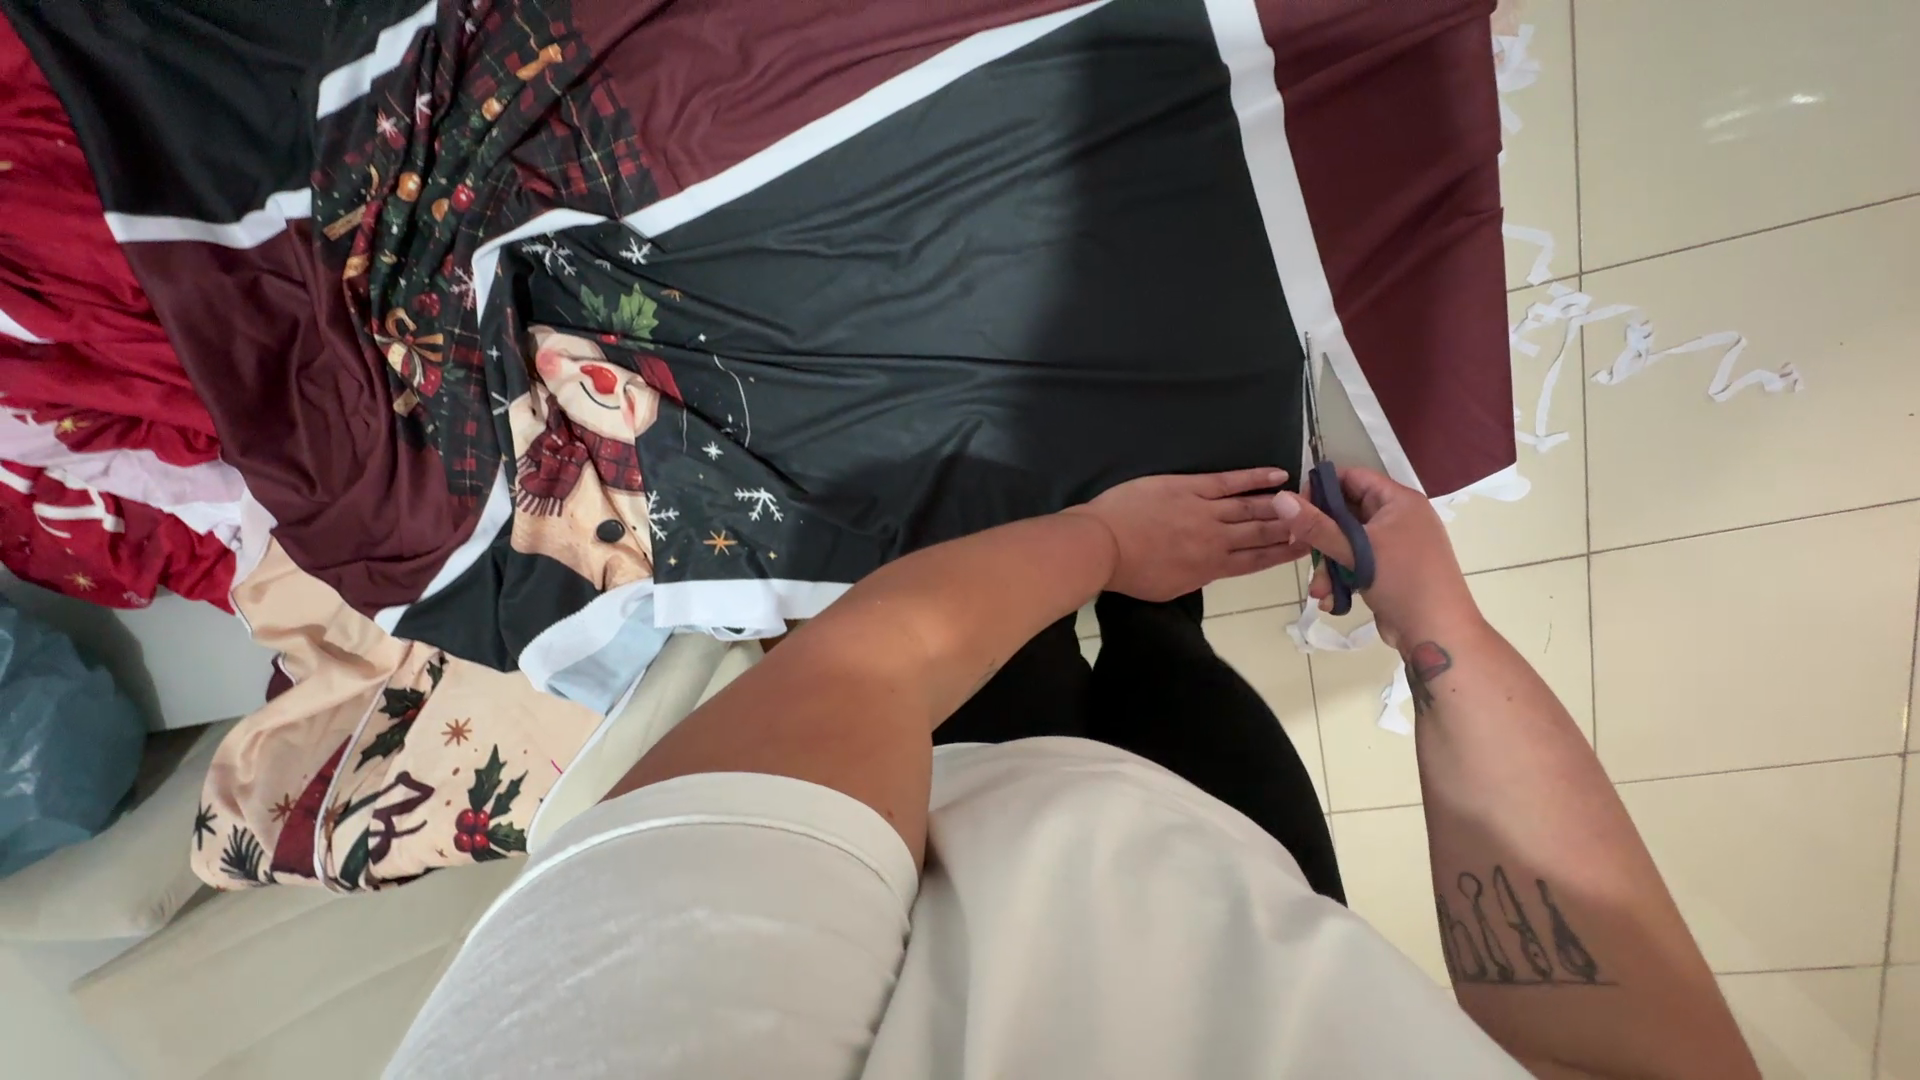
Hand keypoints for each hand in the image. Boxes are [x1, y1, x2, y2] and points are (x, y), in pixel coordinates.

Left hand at [1064, 468, 1311, 601]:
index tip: (1306, 546)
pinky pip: (1229, 481)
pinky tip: (1278, 475)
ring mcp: (1205, 511)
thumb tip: (1211, 569)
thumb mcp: (1168, 588)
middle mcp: (1216, 540)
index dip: (1283, 553)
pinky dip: (1255, 478)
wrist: (1103, 546)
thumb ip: (1195, 577)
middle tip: (1318, 520)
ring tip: (1304, 500)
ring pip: (1251, 508)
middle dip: (1291, 527)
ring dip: (1279, 504)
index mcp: (1210, 568)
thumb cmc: (1128, 573)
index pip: (1255, 561)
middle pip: (1261, 533)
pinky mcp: (1190, 488)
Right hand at [1270, 465, 1481, 648]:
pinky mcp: (1389, 569)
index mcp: (1398, 502)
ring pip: (1347, 542)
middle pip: (1346, 513)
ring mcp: (1395, 545)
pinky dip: (1341, 577)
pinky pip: (1356, 563)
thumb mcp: (1355, 550)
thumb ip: (1315, 525)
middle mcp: (1398, 518)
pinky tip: (1331, 598)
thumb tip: (1279, 498)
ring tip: (1319, 588)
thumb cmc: (1403, 580)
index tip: (1295, 510)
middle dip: (1320, 536)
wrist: (1438, 632)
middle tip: (1298, 548)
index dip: (1321, 489)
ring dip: (1327, 564)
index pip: (1353, 478)